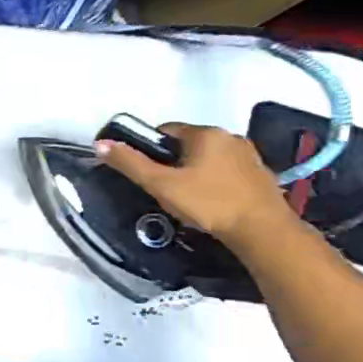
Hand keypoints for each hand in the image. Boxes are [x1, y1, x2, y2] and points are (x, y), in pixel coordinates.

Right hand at [95, 123, 297, 247]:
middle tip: (163, 188)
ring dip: (194, 170)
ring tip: (187, 197)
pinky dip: (215, 180)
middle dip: (172, 162)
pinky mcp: (260, 173)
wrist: (262, 230)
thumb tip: (100, 143)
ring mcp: (249, 154)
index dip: (150, 149)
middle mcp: (229, 136)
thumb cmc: (208, 203)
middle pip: (187, 144)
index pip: (166, 130)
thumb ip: (130, 163)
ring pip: (208, 157)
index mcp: (205, 133)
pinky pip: (227, 170)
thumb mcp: (161, 184)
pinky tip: (211, 200)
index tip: (146, 172)